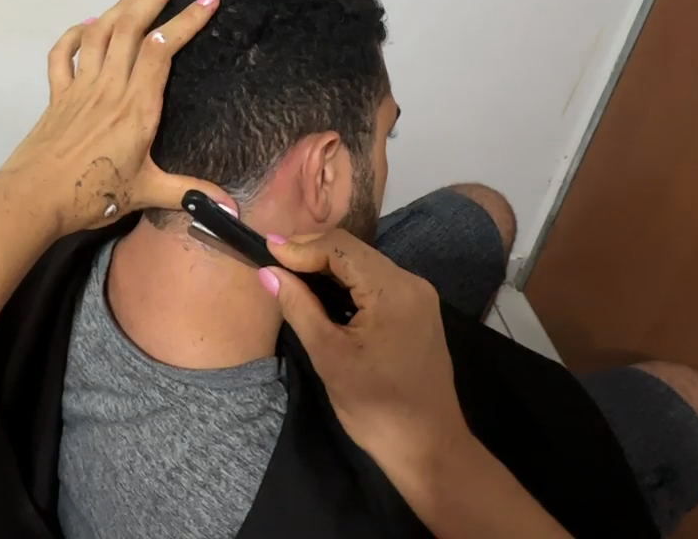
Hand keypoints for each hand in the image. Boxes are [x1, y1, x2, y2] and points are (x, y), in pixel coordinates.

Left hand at [0, 0, 226, 237]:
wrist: (31, 198)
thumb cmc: (91, 195)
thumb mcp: (146, 194)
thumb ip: (189, 193)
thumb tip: (233, 207)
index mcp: (136, 106)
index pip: (164, 49)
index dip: (187, 20)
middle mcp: (110, 86)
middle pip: (132, 28)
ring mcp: (80, 87)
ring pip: (102, 33)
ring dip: (122, 5)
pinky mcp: (57, 94)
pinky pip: (64, 54)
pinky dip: (76, 33)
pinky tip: (89, 23)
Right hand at [261, 230, 470, 469]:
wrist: (430, 450)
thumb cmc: (376, 407)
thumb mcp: (329, 356)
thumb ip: (298, 306)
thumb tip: (268, 272)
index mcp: (392, 290)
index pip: (340, 248)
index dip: (300, 246)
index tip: (266, 250)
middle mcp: (410, 282)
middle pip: (353, 251)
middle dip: (312, 251)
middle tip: (274, 259)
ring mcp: (418, 295)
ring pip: (364, 263)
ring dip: (327, 265)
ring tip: (291, 271)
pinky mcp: (417, 310)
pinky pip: (375, 280)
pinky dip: (346, 280)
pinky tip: (322, 290)